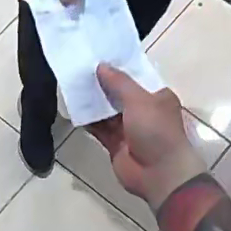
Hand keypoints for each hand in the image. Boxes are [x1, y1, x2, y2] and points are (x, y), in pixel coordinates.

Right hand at [86, 64, 207, 208]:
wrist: (158, 172)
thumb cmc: (156, 132)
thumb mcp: (140, 101)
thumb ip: (119, 84)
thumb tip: (101, 66)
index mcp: (156, 97)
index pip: (136, 78)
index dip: (118, 69)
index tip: (98, 58)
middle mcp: (143, 110)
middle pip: (118, 94)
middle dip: (102, 85)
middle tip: (79, 72)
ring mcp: (128, 128)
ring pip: (106, 112)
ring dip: (92, 103)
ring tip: (72, 89)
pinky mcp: (114, 143)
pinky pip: (98, 129)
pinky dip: (88, 122)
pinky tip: (74, 112)